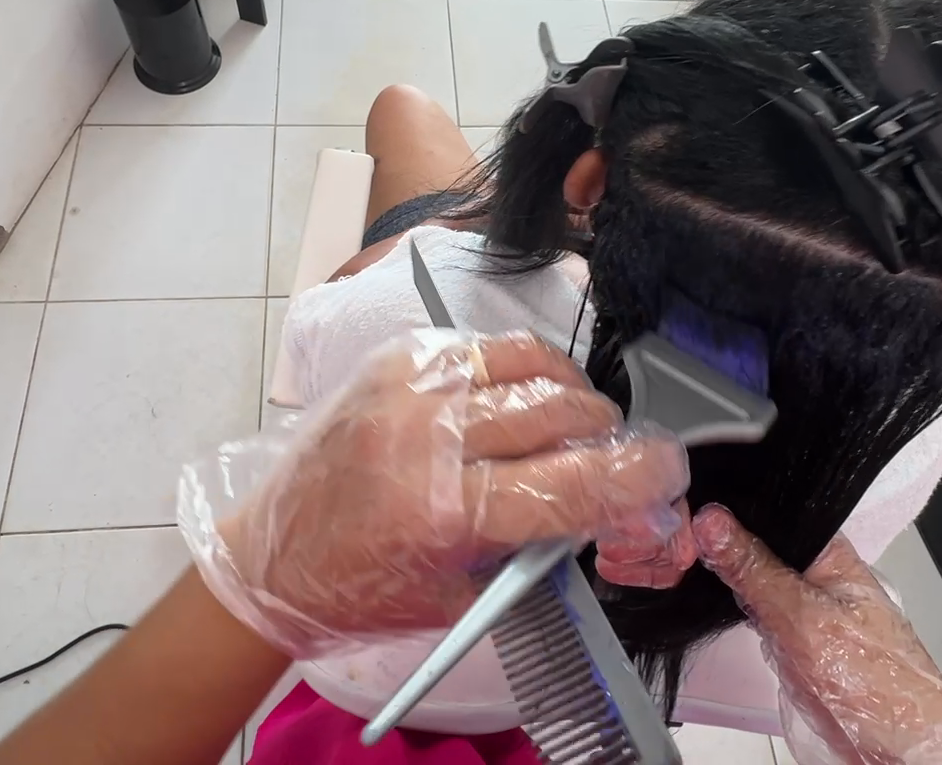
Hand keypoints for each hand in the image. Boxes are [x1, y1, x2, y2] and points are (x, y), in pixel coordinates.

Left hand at [179, 330, 689, 657]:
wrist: (272, 554)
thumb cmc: (367, 590)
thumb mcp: (463, 594)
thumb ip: (540, 546)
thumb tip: (606, 501)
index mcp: (443, 510)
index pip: (569, 483)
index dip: (634, 476)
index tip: (668, 469)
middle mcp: (427, 432)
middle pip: (558, 408)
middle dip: (604, 429)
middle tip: (609, 450)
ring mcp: (409, 382)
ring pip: (528, 358)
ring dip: (566, 387)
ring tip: (567, 416)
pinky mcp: (395, 356)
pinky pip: (484, 347)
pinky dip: (516, 370)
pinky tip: (512, 399)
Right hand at [693, 506, 941, 764]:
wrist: (899, 751)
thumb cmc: (872, 681)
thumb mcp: (799, 615)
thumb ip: (752, 567)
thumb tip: (709, 518)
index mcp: (827, 548)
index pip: (767, 507)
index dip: (726, 505)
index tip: (685, 507)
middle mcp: (814, 568)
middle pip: (755, 538)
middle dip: (719, 541)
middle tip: (680, 541)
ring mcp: (803, 600)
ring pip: (750, 571)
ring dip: (724, 572)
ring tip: (688, 562)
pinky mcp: (794, 630)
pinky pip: (754, 602)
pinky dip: (733, 599)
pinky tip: (709, 594)